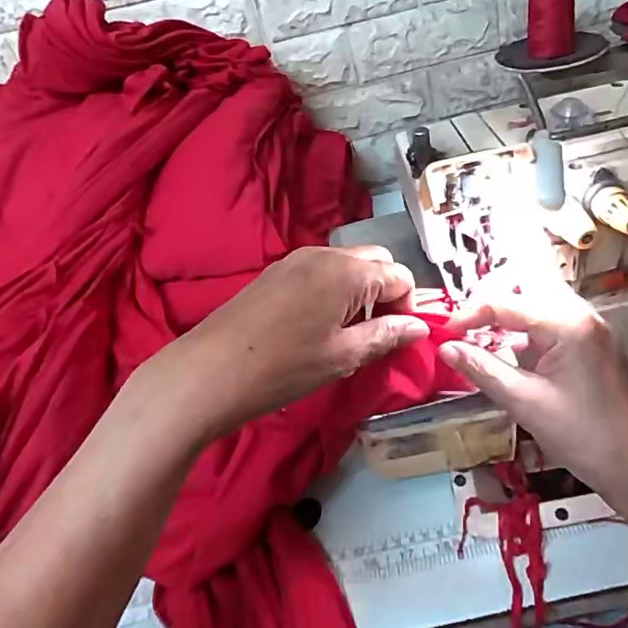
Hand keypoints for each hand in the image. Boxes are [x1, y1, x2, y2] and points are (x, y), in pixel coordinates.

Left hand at [123, 246, 428, 440]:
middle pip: (376, 261)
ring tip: (345, 332)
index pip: (400, 275)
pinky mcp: (275, 272)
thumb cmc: (283, 367)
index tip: (396, 338)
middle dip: (386, 292)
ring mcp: (296, 260)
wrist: (206, 373)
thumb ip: (387, 335)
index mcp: (348, 271)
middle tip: (374, 333)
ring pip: (347, 265)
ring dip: (360, 290)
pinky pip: (321, 270)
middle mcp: (325, 254)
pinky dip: (334, 290)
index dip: (408, 307)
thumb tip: (421, 327)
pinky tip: (317, 325)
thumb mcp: (343, 356)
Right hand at [437, 284, 627, 505]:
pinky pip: (554, 320)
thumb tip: (446, 348)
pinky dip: (528, 328)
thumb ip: (483, 370)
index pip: (507, 302)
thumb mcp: (525, 403)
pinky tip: (511, 353)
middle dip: (494, 298)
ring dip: (511, 312)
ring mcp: (590, 327)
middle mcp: (582, 314)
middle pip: (529, 282)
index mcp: (567, 323)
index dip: (470, 314)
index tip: (446, 333)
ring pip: (542, 299)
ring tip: (483, 337)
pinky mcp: (592, 344)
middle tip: (468, 325)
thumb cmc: (583, 436)